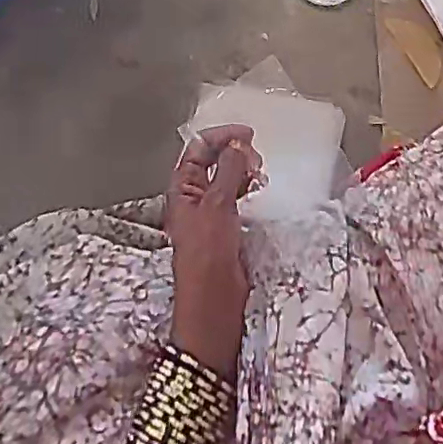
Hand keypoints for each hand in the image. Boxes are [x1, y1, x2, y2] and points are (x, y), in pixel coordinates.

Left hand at [165, 124, 261, 374]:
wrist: (213, 308)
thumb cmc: (208, 256)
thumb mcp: (217, 207)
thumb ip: (228, 171)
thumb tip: (238, 144)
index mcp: (182, 190)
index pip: (199, 149)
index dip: (221, 137)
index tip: (248, 134)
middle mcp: (194, 197)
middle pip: (213, 160)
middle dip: (235, 152)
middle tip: (256, 160)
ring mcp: (210, 213)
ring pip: (227, 177)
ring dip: (244, 169)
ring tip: (260, 175)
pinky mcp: (227, 226)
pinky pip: (237, 195)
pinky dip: (249, 186)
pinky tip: (259, 190)